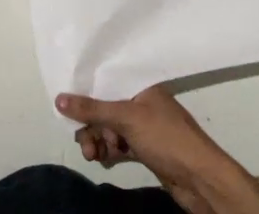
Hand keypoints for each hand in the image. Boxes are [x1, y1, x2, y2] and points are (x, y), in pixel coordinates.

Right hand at [57, 87, 258, 213]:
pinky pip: (118, 144)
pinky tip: (103, 159)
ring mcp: (144, 126)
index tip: (67, 105)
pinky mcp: (145, 148)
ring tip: (94, 155)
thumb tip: (58, 99)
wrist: (200, 178)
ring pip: (109, 127)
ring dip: (98, 139)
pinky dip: (109, 150)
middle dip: (91, 124)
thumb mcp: (126, 118)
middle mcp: (141, 101)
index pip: (106, 79)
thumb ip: (92, 109)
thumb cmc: (165, 137)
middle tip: (85, 143)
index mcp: (141, 85)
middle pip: (105, 106)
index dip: (86, 90)